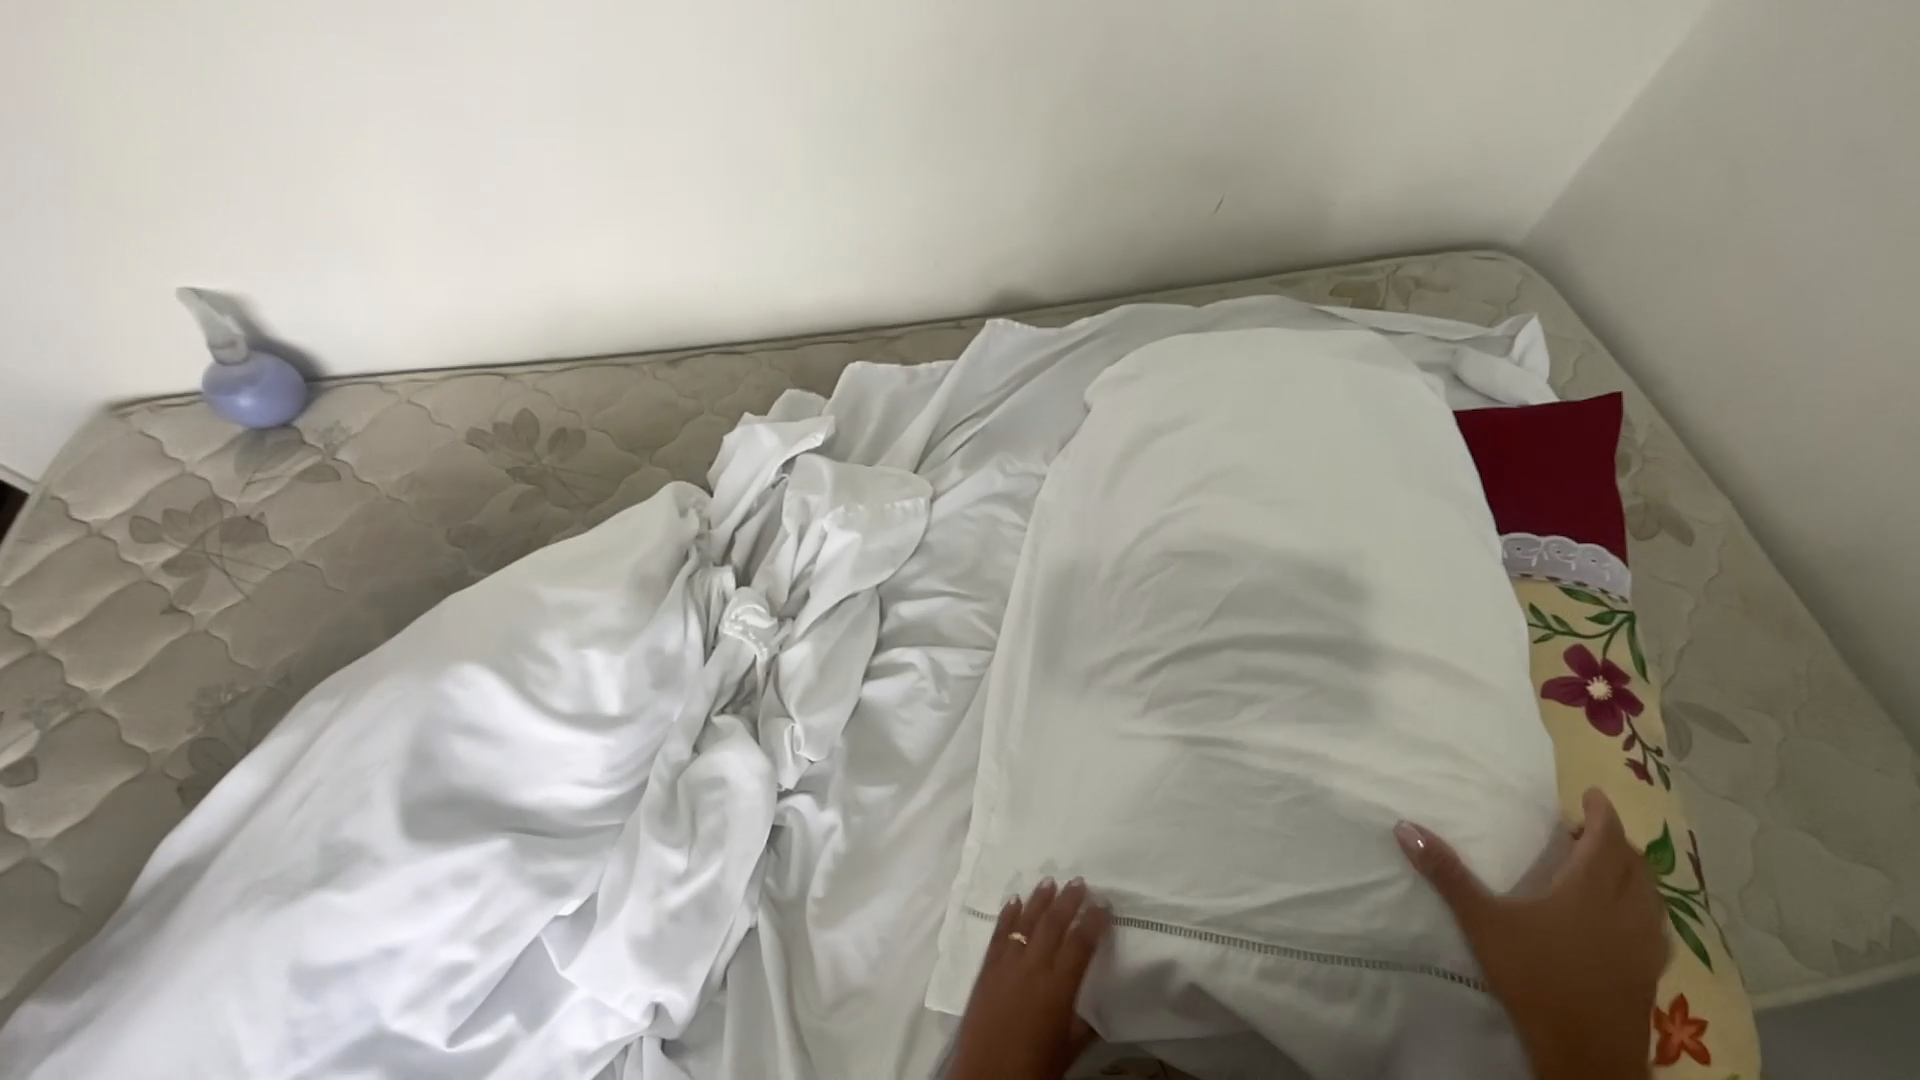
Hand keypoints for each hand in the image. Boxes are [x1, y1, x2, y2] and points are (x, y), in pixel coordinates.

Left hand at [949, 877, 1112, 1079]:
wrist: (986, 1079)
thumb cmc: (1034, 1068)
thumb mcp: (1069, 1048)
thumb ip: (1084, 1022)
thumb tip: (1096, 1007)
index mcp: (1058, 987)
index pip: (1080, 944)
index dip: (1094, 921)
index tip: (1104, 904)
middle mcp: (1032, 968)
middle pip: (1053, 924)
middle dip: (1068, 900)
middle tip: (1079, 882)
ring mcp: (1006, 966)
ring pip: (1024, 922)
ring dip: (1038, 900)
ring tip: (1049, 881)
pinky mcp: (986, 970)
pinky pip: (999, 935)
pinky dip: (1007, 915)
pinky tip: (1014, 901)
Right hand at [1396, 789, 1666, 1079]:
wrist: (1585, 1052)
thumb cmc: (1534, 976)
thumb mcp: (1482, 922)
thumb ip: (1447, 874)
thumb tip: (1406, 827)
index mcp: (1591, 890)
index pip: (1607, 840)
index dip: (1602, 814)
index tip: (1592, 794)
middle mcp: (1626, 911)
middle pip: (1634, 865)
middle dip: (1615, 841)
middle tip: (1587, 829)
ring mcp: (1644, 945)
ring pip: (1650, 896)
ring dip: (1632, 874)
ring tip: (1605, 868)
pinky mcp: (1648, 973)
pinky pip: (1653, 926)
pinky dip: (1640, 908)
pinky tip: (1621, 920)